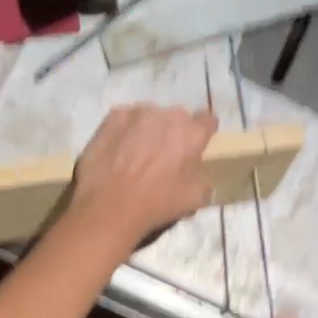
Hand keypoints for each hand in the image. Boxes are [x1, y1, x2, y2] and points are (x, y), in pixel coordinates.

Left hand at [67, 105, 216, 244]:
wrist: (109, 205)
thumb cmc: (156, 203)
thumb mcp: (194, 200)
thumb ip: (203, 179)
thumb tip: (198, 174)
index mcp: (192, 133)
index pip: (207, 120)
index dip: (203, 133)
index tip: (195, 146)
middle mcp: (168, 114)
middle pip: (177, 117)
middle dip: (175, 132)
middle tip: (164, 155)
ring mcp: (139, 112)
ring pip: (151, 116)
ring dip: (150, 129)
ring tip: (138, 153)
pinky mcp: (114, 116)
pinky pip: (127, 118)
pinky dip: (127, 130)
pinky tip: (119, 149)